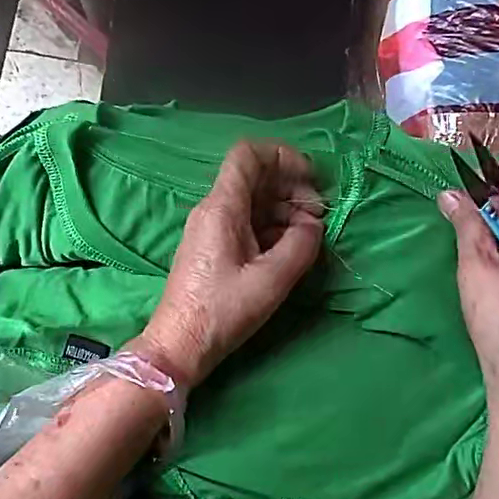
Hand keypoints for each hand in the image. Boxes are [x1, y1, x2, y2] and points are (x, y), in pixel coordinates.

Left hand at [133, 140, 324, 388]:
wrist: (179, 344)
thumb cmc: (222, 311)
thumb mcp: (272, 280)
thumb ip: (301, 245)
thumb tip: (313, 225)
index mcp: (222, 208)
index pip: (249, 155)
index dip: (284, 156)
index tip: (311, 180)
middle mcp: (213, 210)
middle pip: (255, 177)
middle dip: (291, 187)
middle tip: (318, 215)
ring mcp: (211, 228)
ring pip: (253, 200)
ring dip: (285, 209)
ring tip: (309, 235)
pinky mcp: (214, 247)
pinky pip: (247, 222)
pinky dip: (272, 227)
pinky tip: (289, 248)